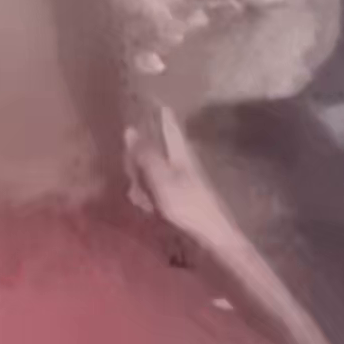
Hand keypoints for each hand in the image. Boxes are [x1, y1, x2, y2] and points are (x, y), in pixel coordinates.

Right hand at [129, 106, 237, 248]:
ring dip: (142, 175)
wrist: (215, 246)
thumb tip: (130, 128)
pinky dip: (147, 194)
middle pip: (159, 148)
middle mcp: (182, 164)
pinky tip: (141, 204)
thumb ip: (145, 154)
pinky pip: (157, 192)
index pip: (169, 125)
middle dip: (143, 147)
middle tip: (128, 149)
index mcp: (180, 153)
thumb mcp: (161, 178)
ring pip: (156, 171)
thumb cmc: (188, 206)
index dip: (160, 111)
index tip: (150, 96)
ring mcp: (182, 185)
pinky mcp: (181, 205)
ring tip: (131, 184)